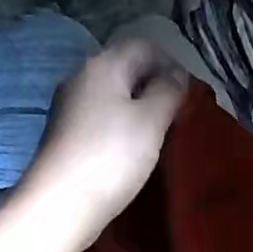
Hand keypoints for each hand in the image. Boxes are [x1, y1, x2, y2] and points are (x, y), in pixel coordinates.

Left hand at [21, 38, 187, 239]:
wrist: (61, 204)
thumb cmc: (112, 157)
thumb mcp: (151, 121)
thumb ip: (168, 92)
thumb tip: (176, 75)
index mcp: (103, 65)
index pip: (144, 46)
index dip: (172, 64)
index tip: (191, 95)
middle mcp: (81, 78)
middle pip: (126, 70)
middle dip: (155, 87)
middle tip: (179, 118)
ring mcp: (69, 108)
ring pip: (113, 97)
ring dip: (138, 110)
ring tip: (159, 137)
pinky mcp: (66, 137)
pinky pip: (101, 120)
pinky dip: (121, 128)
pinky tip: (132, 152)